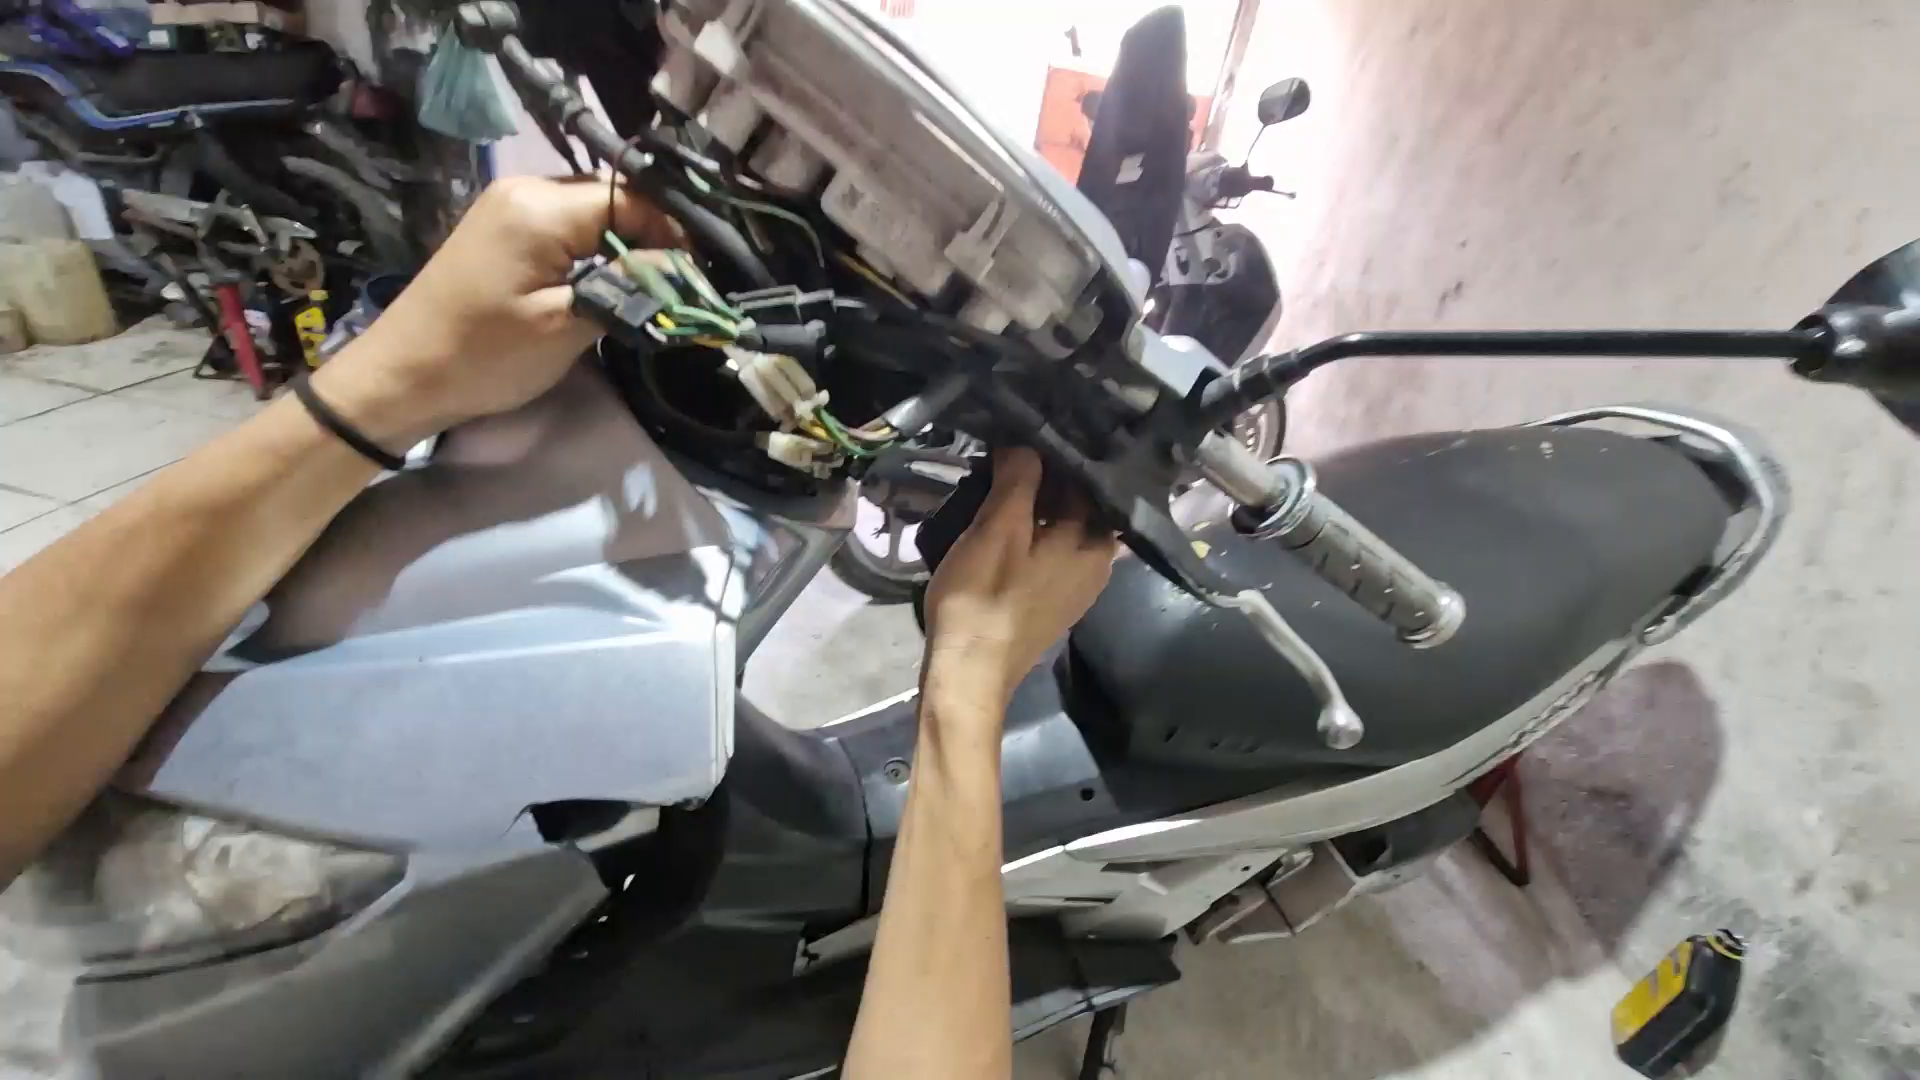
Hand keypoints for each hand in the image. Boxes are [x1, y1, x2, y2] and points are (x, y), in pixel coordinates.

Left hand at [310, 175, 676, 447]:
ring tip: (656, 288)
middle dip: (656, 238)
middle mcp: (526, 191)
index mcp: (540, 208)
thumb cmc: (487, 353)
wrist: (407, 374)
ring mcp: (512, 208)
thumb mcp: (568, 324)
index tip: (700, 278)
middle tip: (683, 286)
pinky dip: (601, 251)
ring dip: (630, 246)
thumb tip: (682, 270)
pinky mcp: (507, 231)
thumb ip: (628, 288)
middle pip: (615, 199)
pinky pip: (571, 228)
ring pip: (596, 213)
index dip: (674, 235)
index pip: (632, 200)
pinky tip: (615, 282)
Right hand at [921, 448, 1119, 711]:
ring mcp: (1081, 585)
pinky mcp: (1059, 600)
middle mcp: (1100, 560)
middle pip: (1078, 503)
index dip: (1054, 452)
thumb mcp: (997, 529)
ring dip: (1039, 506)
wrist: (971, 672)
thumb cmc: (983, 597)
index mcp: (1094, 540)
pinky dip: (1036, 534)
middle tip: (1009, 457)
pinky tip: (1009, 527)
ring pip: (1065, 528)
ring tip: (1004, 486)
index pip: (1085, 476)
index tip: (1024, 433)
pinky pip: (1055, 552)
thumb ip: (1019, 479)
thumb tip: (1026, 443)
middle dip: (1046, 479)